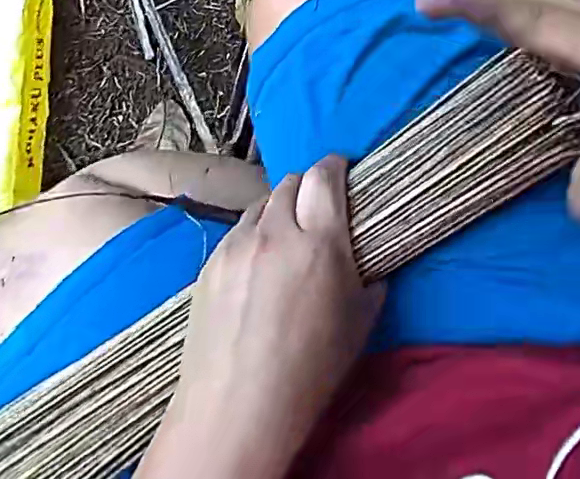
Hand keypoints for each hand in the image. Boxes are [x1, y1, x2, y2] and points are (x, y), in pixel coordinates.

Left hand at [152, 157, 382, 478]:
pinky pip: (239, 229)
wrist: (234, 413)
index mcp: (320, 242)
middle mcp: (276, 233)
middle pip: (294, 181)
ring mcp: (237, 247)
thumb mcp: (362, 317)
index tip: (344, 172)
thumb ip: (370, 273)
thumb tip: (369, 257)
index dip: (336, 165)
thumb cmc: (311, 368)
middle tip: (319, 207)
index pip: (325, 175)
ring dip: (281, 207)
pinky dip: (255, 231)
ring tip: (288, 233)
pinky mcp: (209, 265)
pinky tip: (260, 261)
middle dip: (310, 185)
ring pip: (263, 202)